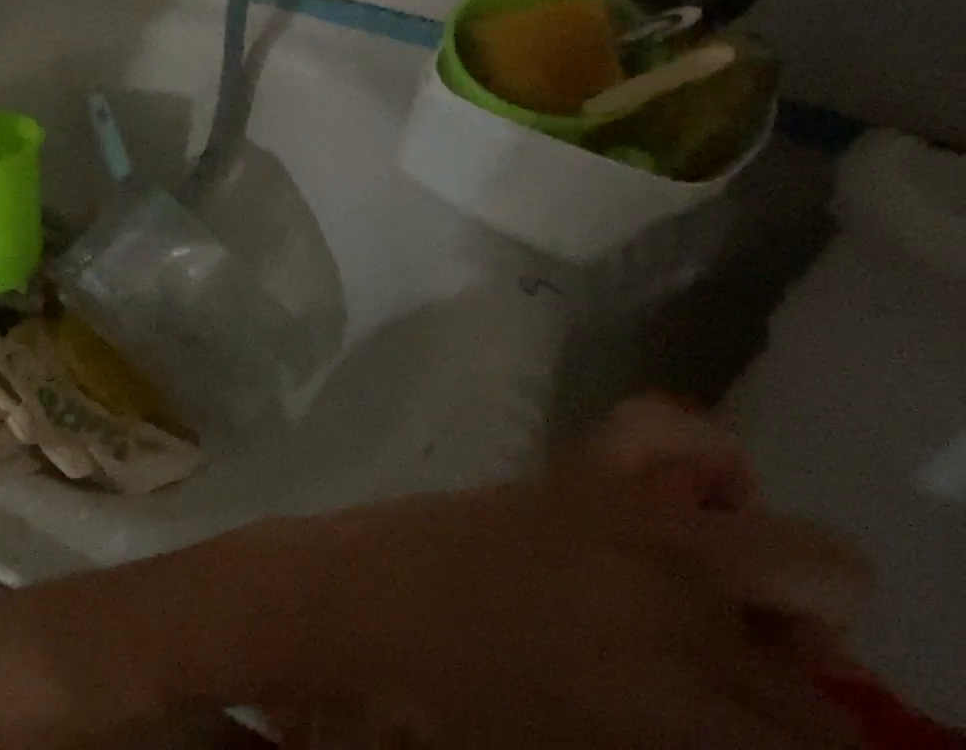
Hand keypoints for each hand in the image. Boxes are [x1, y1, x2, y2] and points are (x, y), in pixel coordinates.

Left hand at [203, 399, 865, 748]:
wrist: (328, 611)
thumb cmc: (429, 710)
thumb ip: (673, 744)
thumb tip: (725, 731)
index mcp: (676, 706)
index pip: (823, 740)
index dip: (798, 742)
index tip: (754, 737)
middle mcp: (677, 602)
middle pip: (818, 652)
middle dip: (788, 674)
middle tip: (718, 683)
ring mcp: (624, 521)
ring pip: (800, 552)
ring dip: (764, 585)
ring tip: (698, 602)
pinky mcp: (568, 472)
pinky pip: (668, 432)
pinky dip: (702, 466)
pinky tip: (670, 507)